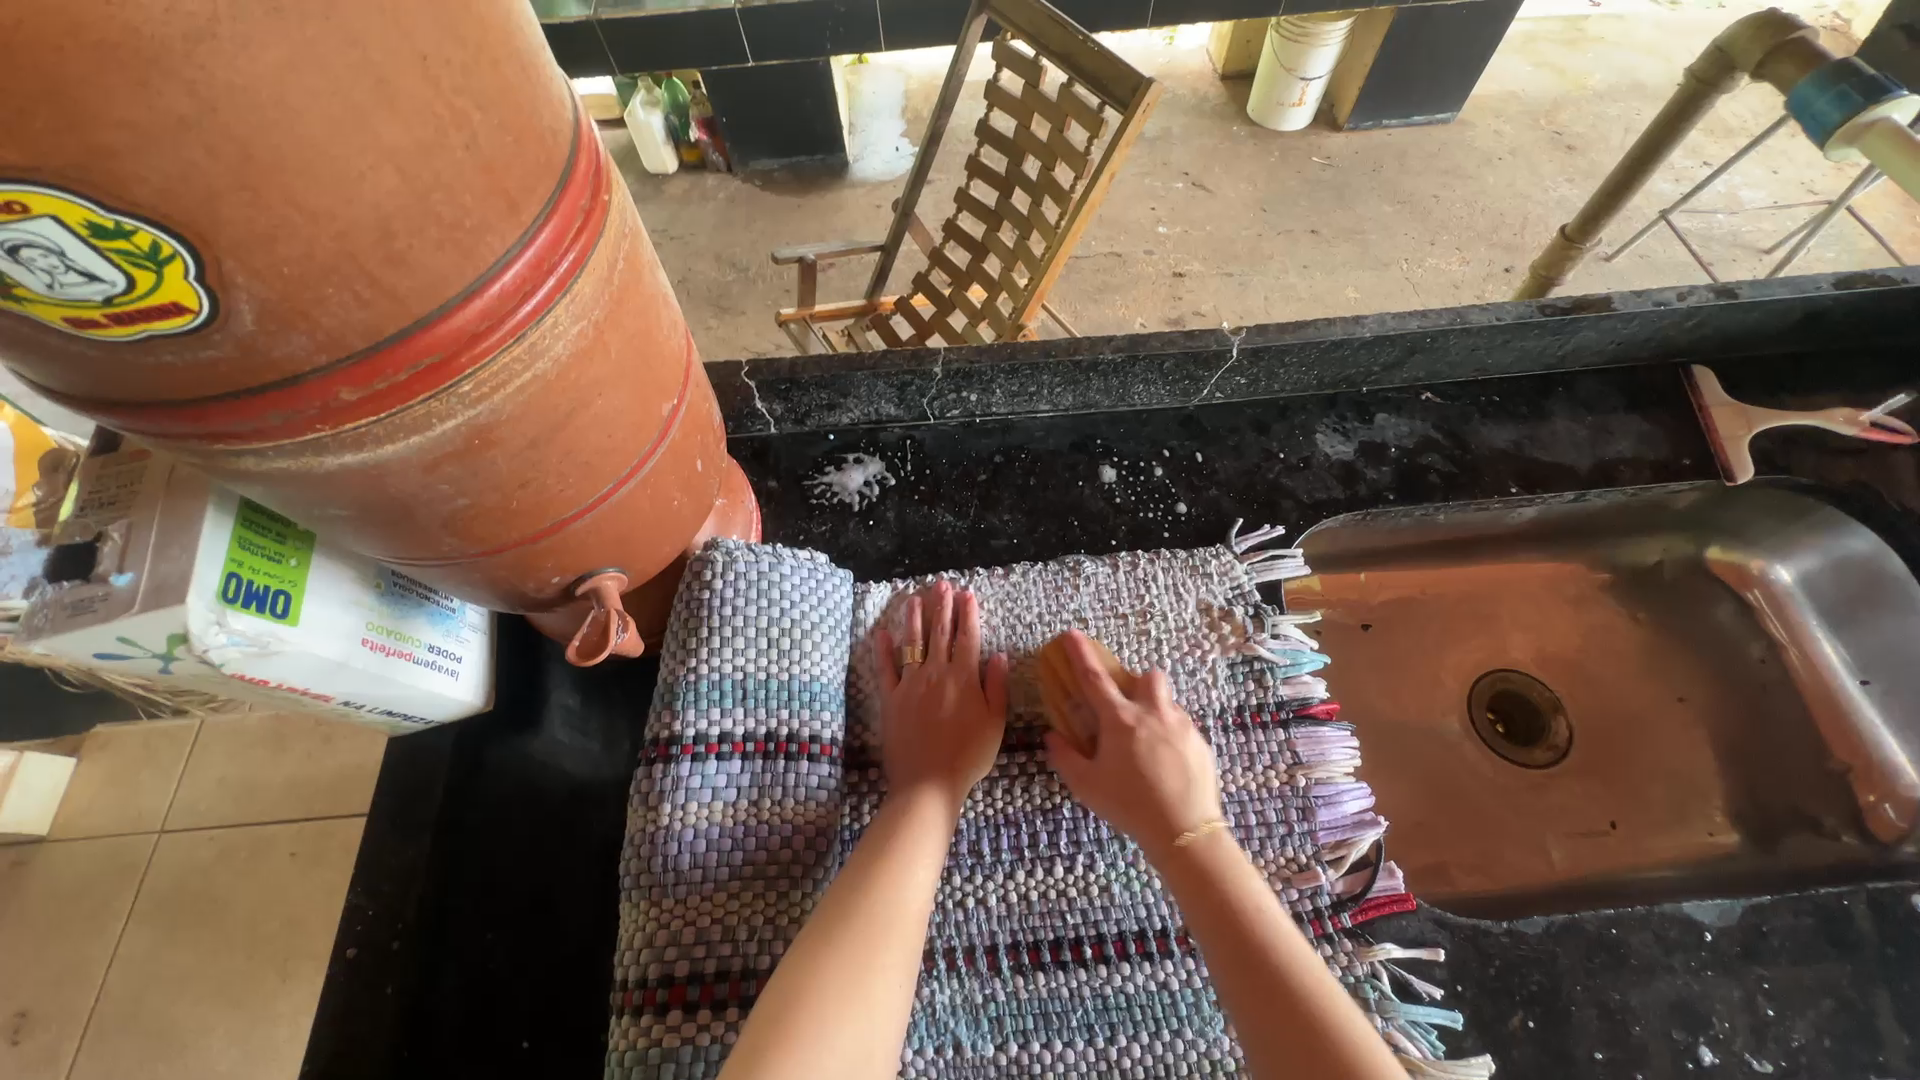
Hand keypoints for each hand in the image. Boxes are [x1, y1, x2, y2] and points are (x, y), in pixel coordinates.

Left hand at [872, 582, 1009, 811]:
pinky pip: (885, 669)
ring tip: (914, 598)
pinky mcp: (890, 699)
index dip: (969, 613)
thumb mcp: (995, 723)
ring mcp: (910, 685)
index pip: (968, 637)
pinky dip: (883, 650)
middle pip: (939, 633)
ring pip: (912, 643)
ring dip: (914, 618)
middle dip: (942, 606)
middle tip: (941, 585)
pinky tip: (882, 633)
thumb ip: (997, 687)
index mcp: (964, 678)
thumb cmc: (968, 756)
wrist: (928, 783)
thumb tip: (999, 655)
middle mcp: (936, 674)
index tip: (968, 594)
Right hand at [1043, 630, 1225, 861]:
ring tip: (1149, 743)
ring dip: (1157, 710)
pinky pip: (1185, 728)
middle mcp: (1153, 714)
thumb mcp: (1086, 785)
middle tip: (1129, 709)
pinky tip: (1168, 766)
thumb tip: (1052, 736)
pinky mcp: (1202, 744)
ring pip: (1169, 702)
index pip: (1094, 678)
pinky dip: (1173, 737)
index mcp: (1120, 720)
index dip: (1080, 654)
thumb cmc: (1129, 805)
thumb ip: (1065, 756)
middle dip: (1138, 683)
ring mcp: (1182, 726)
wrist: (1185, 830)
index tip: (1072, 634)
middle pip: (1149, 677)